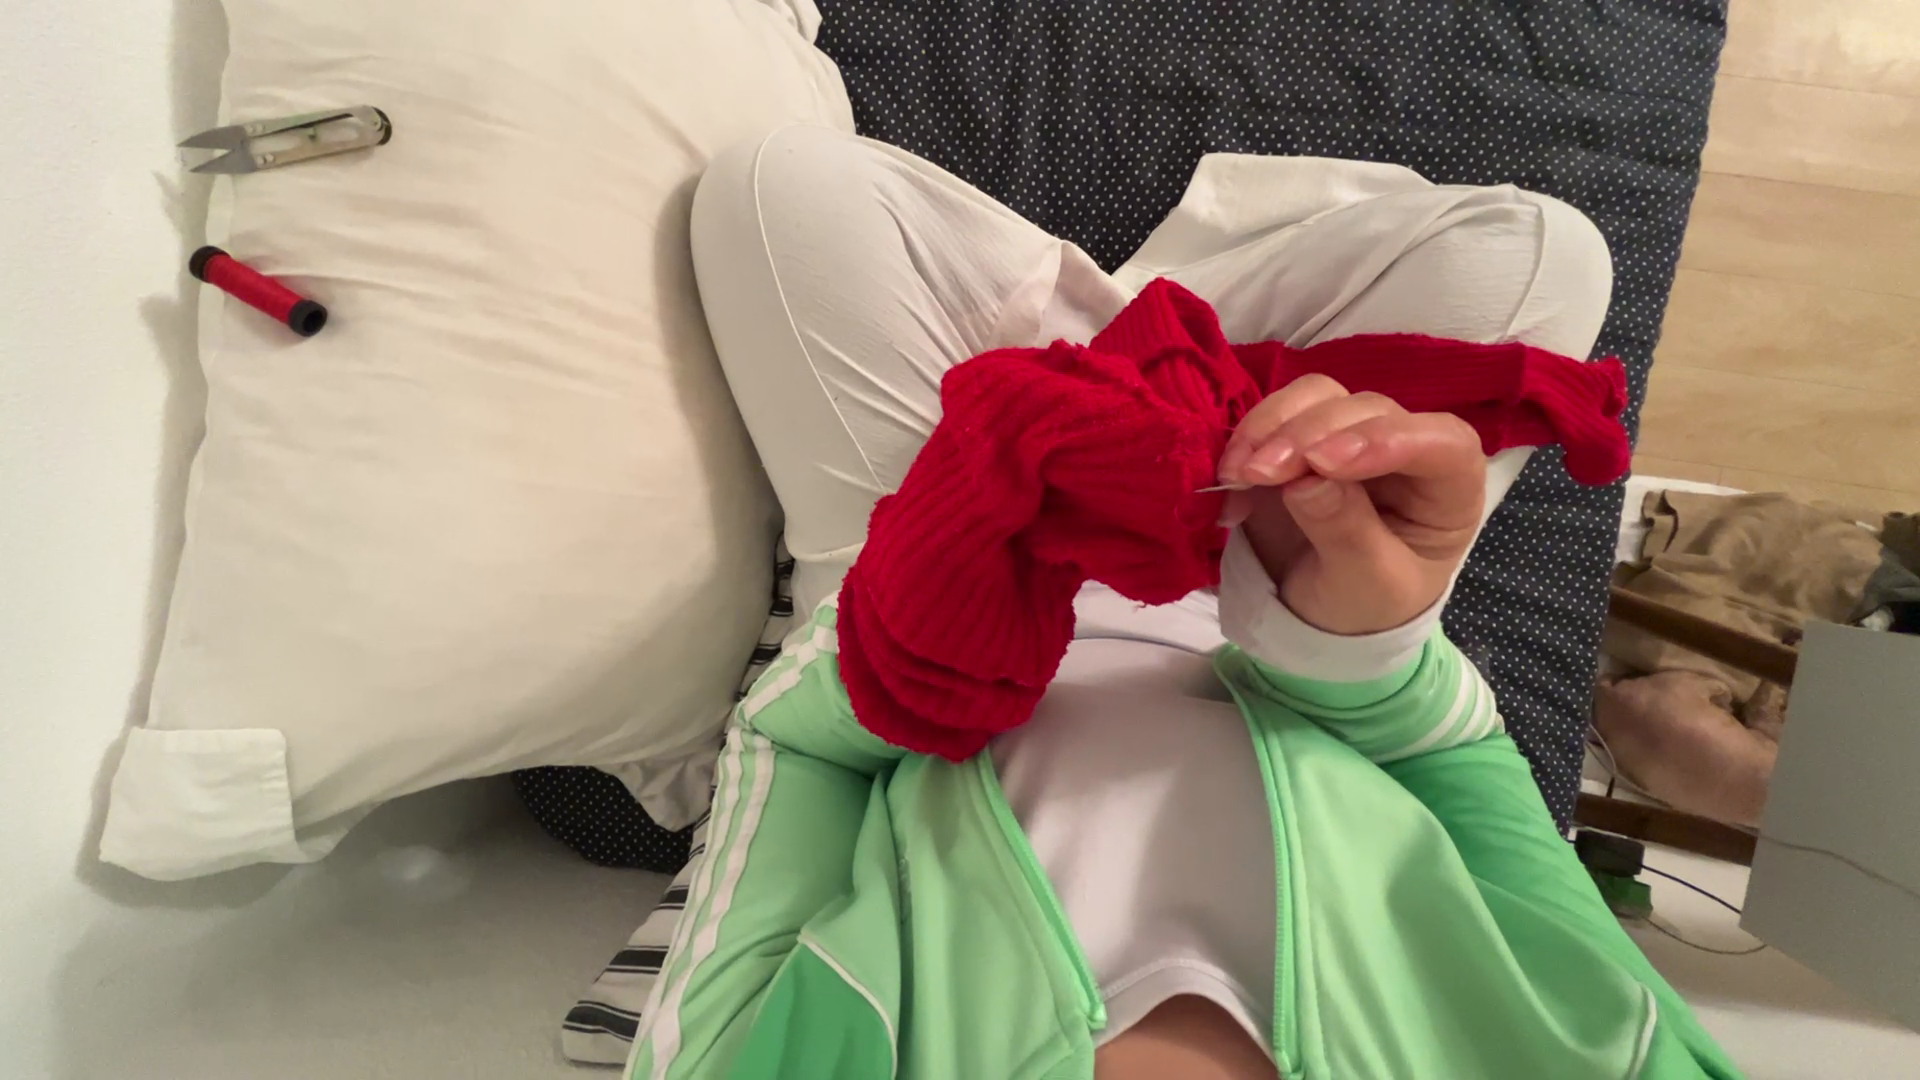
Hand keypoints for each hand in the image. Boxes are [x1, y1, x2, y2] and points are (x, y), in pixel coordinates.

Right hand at [1218, 374, 1486, 635]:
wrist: (1317, 614)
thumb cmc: (1363, 606)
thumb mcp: (1365, 586)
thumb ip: (1345, 533)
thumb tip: (1306, 482)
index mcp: (1445, 490)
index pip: (1440, 442)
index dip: (1386, 439)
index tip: (1323, 463)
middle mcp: (1401, 450)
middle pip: (1364, 410)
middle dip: (1306, 436)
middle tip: (1257, 474)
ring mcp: (1345, 440)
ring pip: (1317, 397)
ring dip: (1271, 426)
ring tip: (1234, 474)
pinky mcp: (1297, 442)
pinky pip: (1274, 417)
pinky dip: (1246, 439)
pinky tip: (1228, 482)